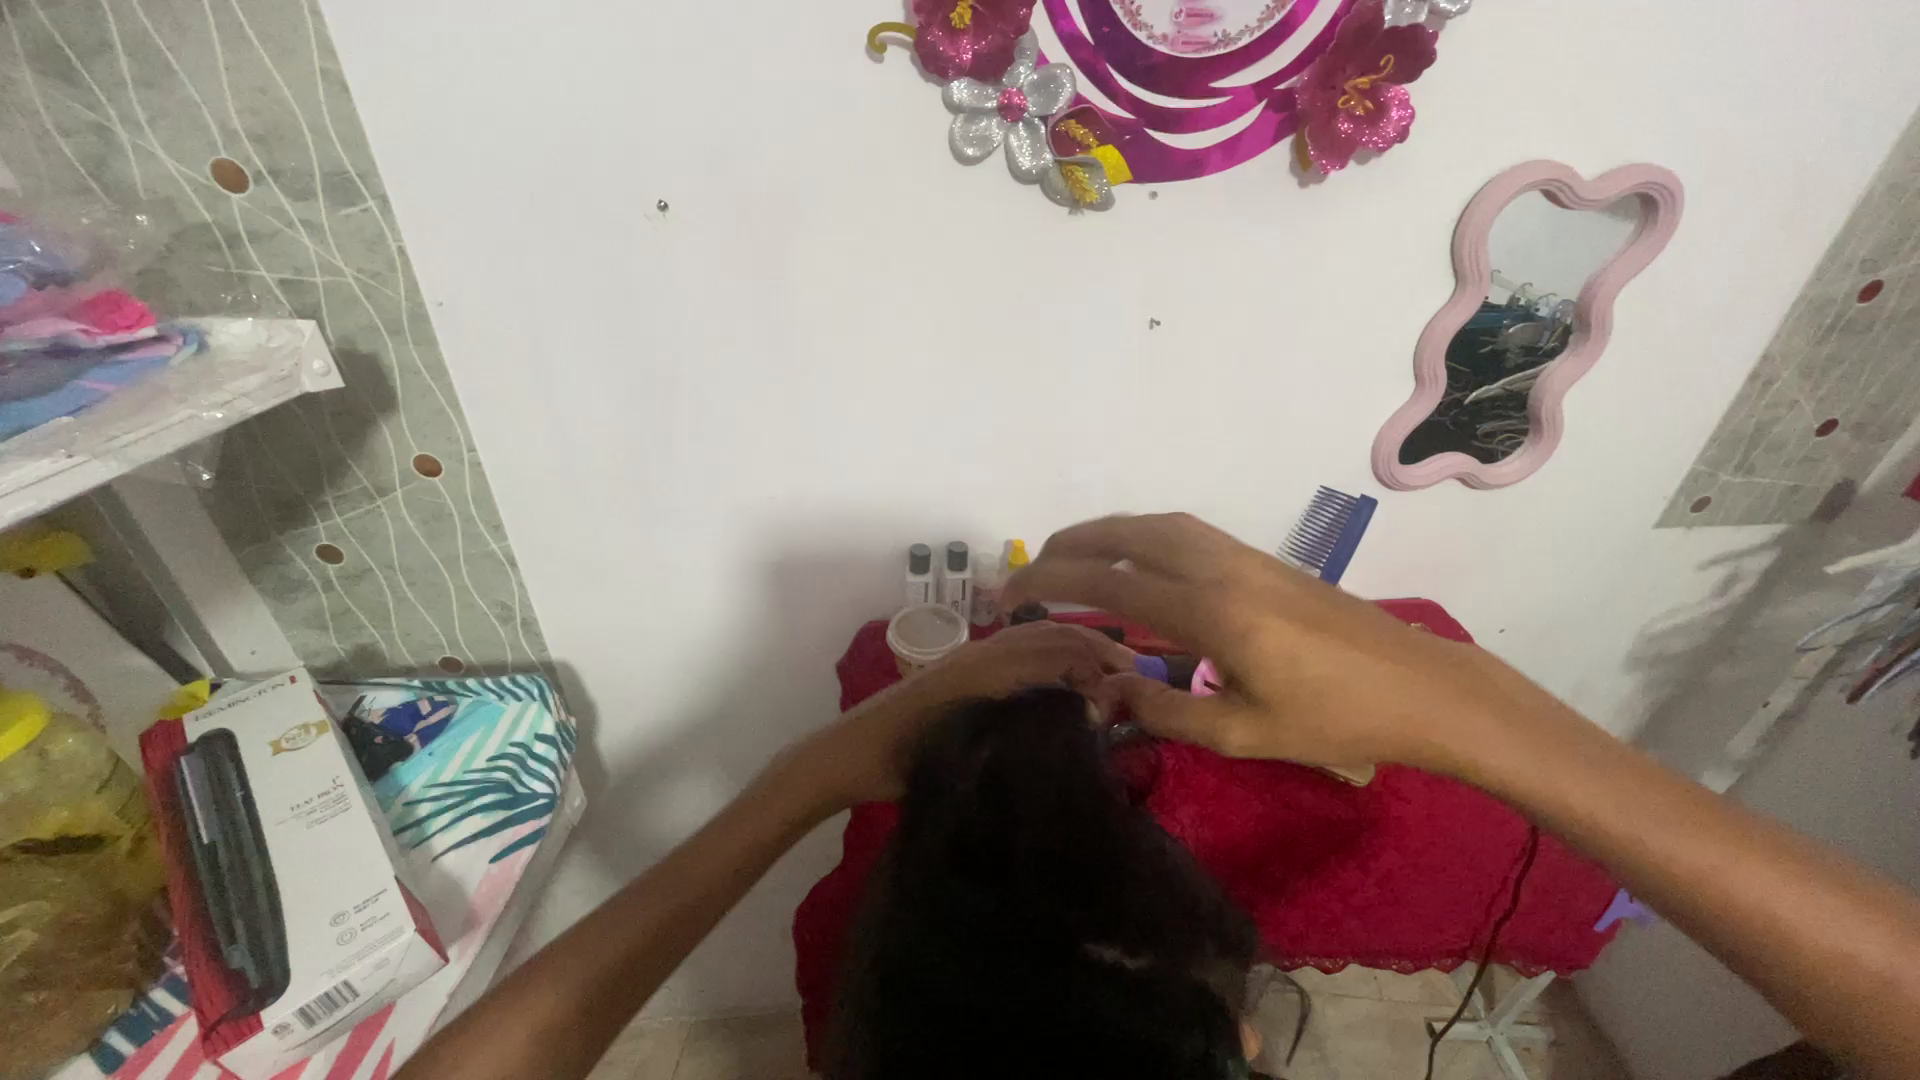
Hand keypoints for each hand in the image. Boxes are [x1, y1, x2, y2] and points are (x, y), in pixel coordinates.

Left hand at [785, 621, 1134, 808]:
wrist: (843, 754)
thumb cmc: (896, 761)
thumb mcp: (958, 749)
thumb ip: (1020, 727)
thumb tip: (1082, 714)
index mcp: (981, 669)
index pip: (1051, 650)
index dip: (1094, 660)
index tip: (1129, 681)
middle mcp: (977, 654)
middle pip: (1044, 635)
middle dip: (1090, 646)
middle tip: (1130, 670)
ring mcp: (966, 659)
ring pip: (1028, 639)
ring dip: (1068, 648)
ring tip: (1102, 672)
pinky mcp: (957, 671)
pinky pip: (1011, 651)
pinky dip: (1044, 655)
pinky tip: (1056, 679)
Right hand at [1001, 513, 1575, 776]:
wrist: (1420, 686)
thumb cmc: (1334, 720)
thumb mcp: (1240, 733)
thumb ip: (1162, 709)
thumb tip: (1103, 687)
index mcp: (1208, 614)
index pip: (1107, 584)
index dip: (1049, 585)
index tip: (1008, 598)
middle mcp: (1217, 568)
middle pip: (1124, 536)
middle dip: (1065, 546)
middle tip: (1027, 572)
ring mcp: (1240, 555)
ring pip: (1154, 524)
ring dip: (1101, 533)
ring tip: (1067, 556)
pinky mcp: (1257, 557)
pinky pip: (1181, 530)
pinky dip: (1138, 534)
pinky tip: (1130, 559)